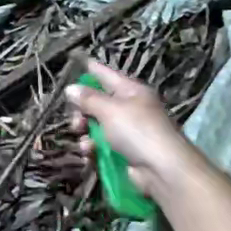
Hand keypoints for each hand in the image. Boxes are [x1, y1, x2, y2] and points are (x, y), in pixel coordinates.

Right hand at [63, 58, 201, 194]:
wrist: (161, 168)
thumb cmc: (137, 131)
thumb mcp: (109, 109)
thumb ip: (88, 99)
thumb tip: (70, 88)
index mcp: (130, 91)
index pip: (106, 74)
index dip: (90, 69)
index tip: (74, 62)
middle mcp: (129, 108)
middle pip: (97, 103)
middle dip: (82, 111)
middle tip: (77, 122)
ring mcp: (126, 131)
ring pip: (95, 126)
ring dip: (86, 133)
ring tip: (85, 143)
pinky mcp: (122, 151)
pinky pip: (100, 145)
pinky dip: (92, 149)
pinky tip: (89, 153)